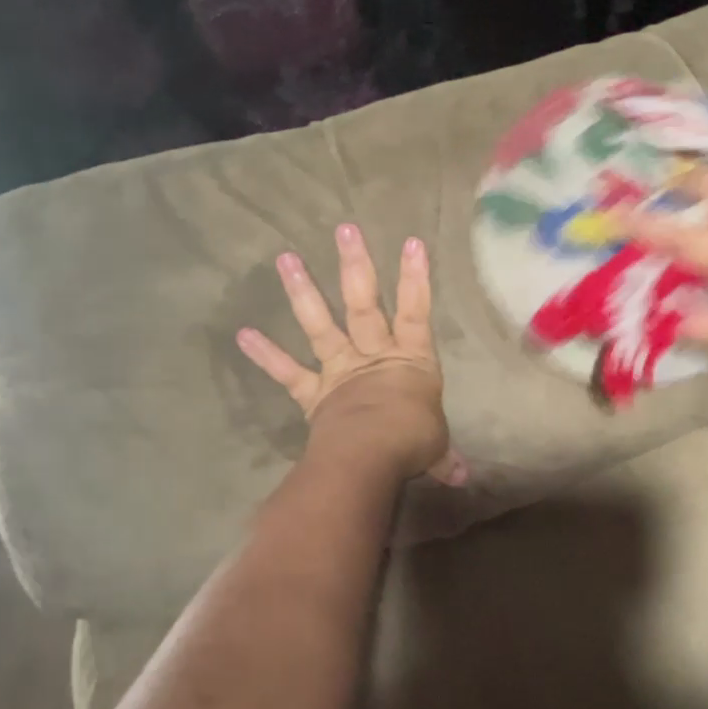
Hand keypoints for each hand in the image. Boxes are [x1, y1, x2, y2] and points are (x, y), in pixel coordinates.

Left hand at [236, 225, 467, 486]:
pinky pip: (288, 372)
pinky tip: (244, 333)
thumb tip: (464, 479)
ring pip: (322, 324)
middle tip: (344, 229)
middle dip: (356, 265)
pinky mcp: (313, 393)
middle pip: (365, 302)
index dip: (415, 277)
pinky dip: (266, 354)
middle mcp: (374, 355)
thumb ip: (444, 456)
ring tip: (286, 258)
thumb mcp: (436, 446)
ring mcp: (339, 370)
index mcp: (411, 360)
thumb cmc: (411, 442)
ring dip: (303, 291)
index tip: (411, 242)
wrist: (368, 458)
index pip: (417, 310)